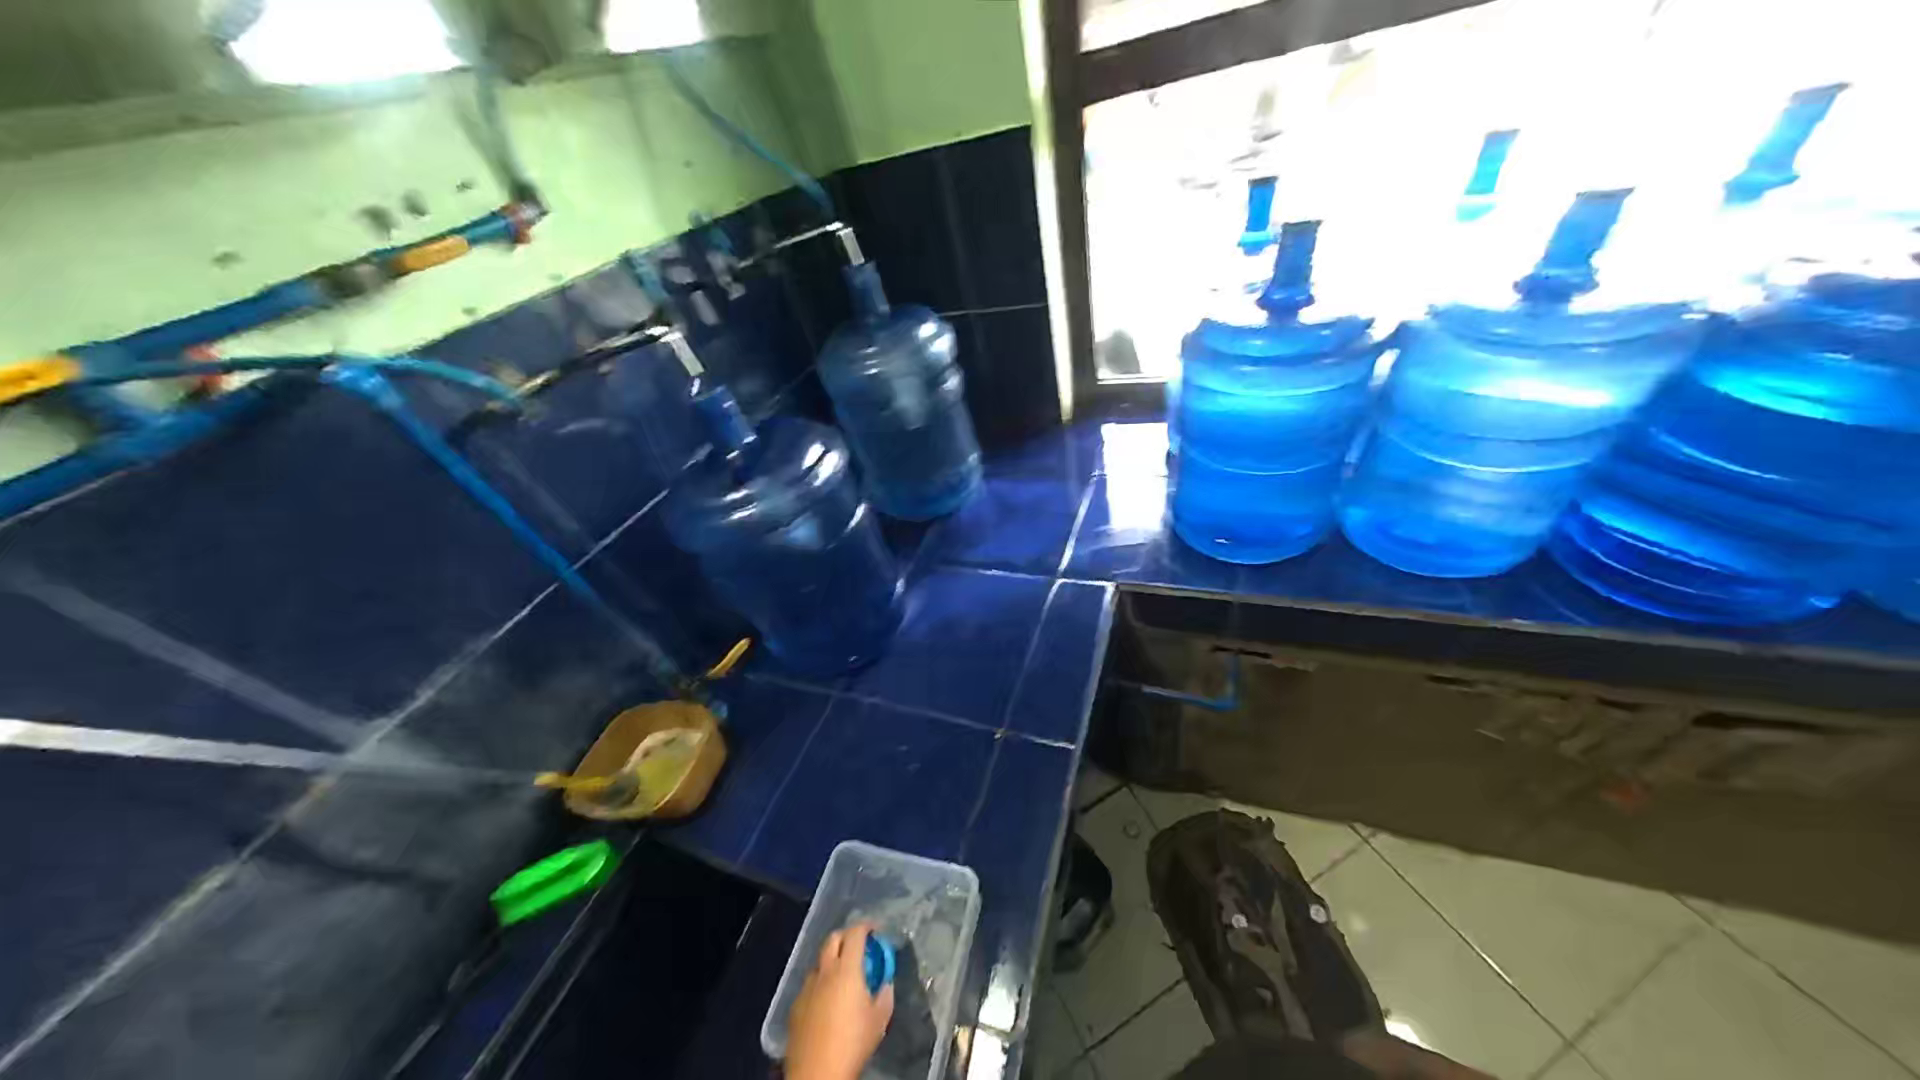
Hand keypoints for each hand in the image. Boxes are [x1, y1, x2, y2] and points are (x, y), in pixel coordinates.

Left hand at [786, 923, 894, 1079]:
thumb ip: (885, 994)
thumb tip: (884, 982)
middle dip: (847, 935)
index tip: (875, 930)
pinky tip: (827, 1001)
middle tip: (859, 946)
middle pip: (833, 938)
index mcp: (847, 969)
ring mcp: (807, 987)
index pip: (855, 933)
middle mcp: (825, 971)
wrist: (817, 1073)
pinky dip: (821, 982)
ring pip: (820, 962)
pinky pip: (810, 984)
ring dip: (832, 960)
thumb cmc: (853, 1043)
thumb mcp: (880, 1019)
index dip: (866, 926)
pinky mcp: (796, 1005)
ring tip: (843, 976)